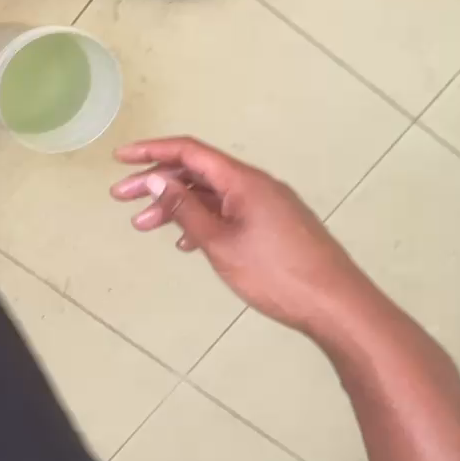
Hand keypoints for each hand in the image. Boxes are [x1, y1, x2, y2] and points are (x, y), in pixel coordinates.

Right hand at [111, 136, 376, 338]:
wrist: (340, 309)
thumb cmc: (275, 273)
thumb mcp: (218, 241)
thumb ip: (184, 208)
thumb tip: (155, 179)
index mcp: (243, 181)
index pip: (188, 151)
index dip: (150, 151)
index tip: (119, 158)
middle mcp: (255, 185)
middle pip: (195, 172)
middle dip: (155, 182)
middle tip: (120, 198)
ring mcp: (267, 206)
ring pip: (208, 194)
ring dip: (174, 206)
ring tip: (143, 227)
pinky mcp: (273, 225)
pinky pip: (226, 211)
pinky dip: (199, 220)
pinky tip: (184, 243)